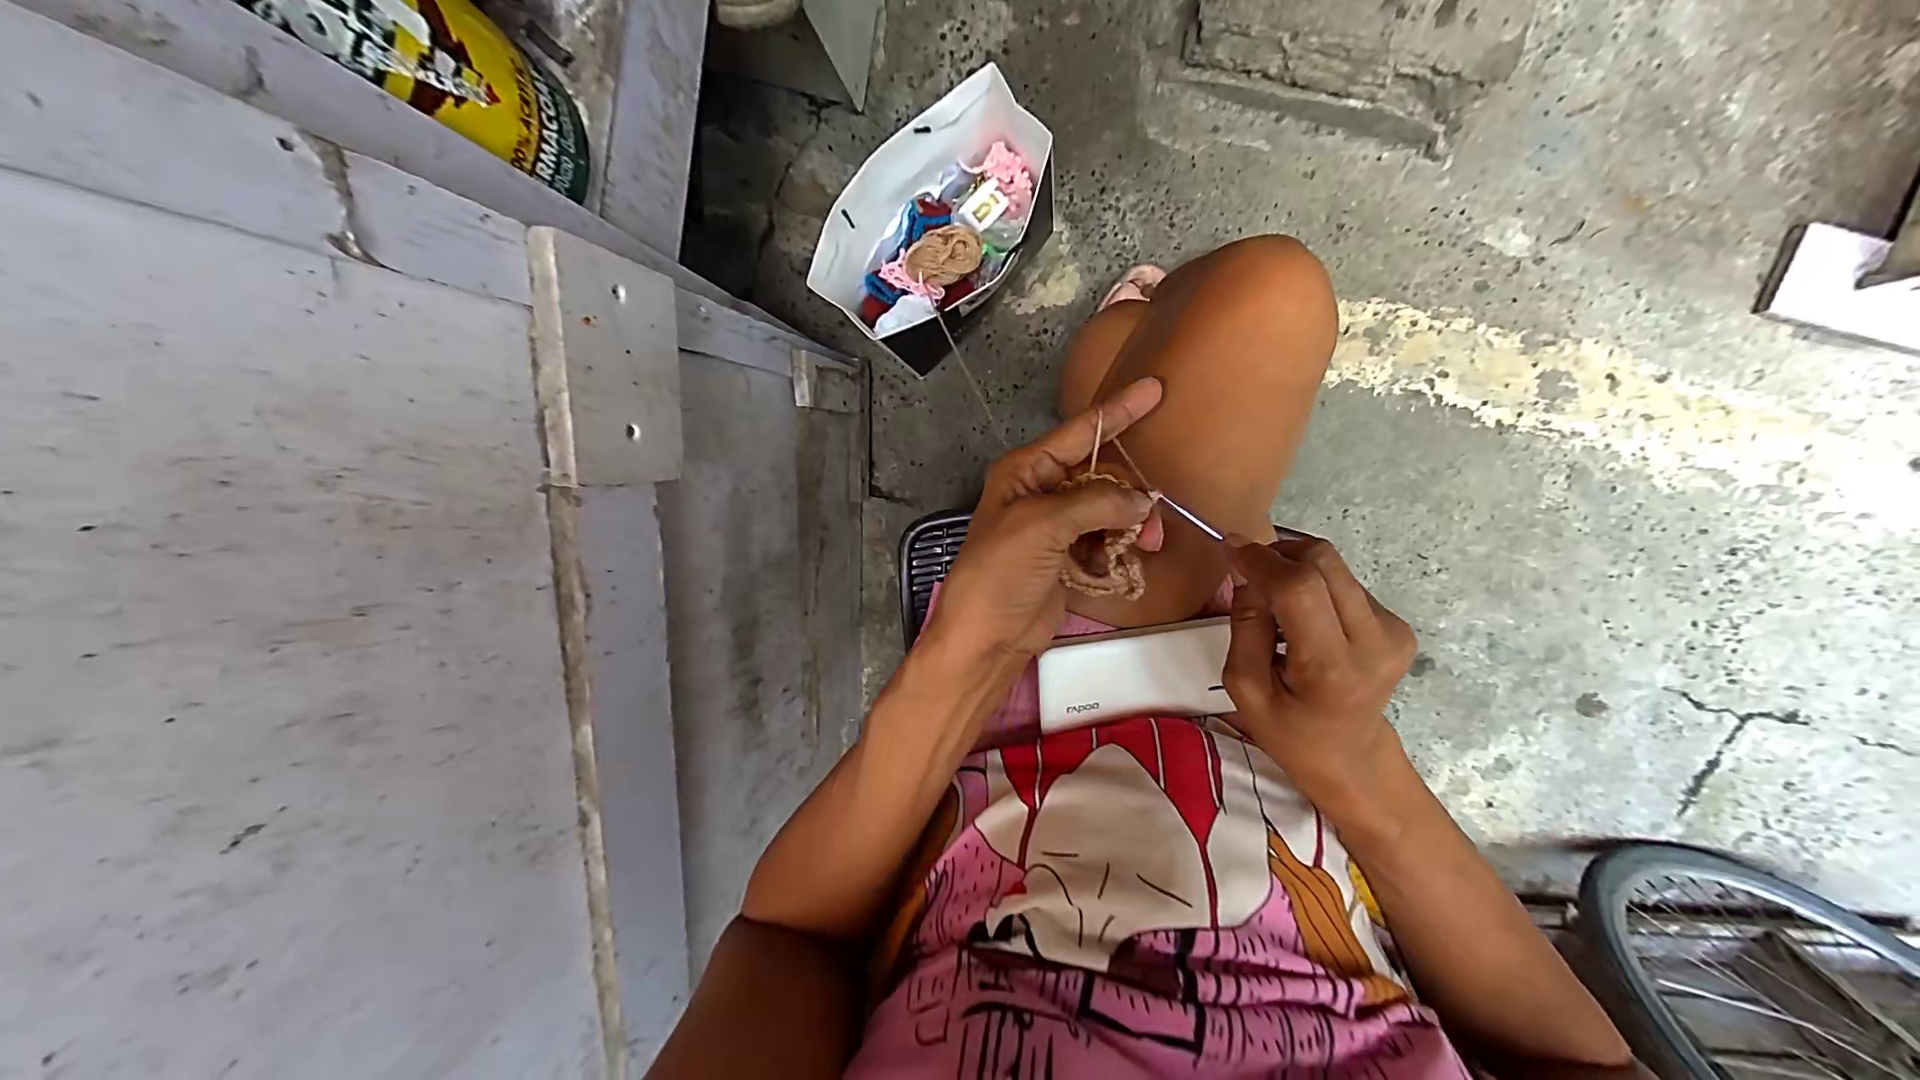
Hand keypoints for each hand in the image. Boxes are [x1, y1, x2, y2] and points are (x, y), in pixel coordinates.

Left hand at [921, 378, 1164, 662]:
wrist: (986, 637)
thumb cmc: (999, 574)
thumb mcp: (1043, 526)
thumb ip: (1096, 503)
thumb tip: (1143, 500)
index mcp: (1026, 471)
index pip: (1080, 431)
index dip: (1119, 411)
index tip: (1155, 388)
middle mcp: (1041, 492)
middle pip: (1102, 475)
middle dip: (1130, 493)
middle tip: (1150, 520)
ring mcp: (1054, 526)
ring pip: (1109, 510)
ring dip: (1128, 525)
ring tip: (1141, 546)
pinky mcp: (1066, 557)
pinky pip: (1104, 540)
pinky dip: (1115, 550)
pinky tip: (1116, 566)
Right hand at [1221, 533, 1417, 807]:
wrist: (1350, 755)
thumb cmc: (1289, 730)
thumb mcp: (1245, 687)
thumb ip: (1245, 626)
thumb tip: (1247, 572)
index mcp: (1331, 667)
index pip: (1299, 588)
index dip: (1262, 560)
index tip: (1230, 547)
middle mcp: (1374, 641)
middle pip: (1323, 561)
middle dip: (1278, 553)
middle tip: (1248, 568)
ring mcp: (1392, 630)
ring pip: (1333, 566)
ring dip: (1294, 569)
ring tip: (1273, 600)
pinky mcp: (1396, 623)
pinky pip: (1343, 581)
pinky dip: (1311, 584)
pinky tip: (1300, 615)